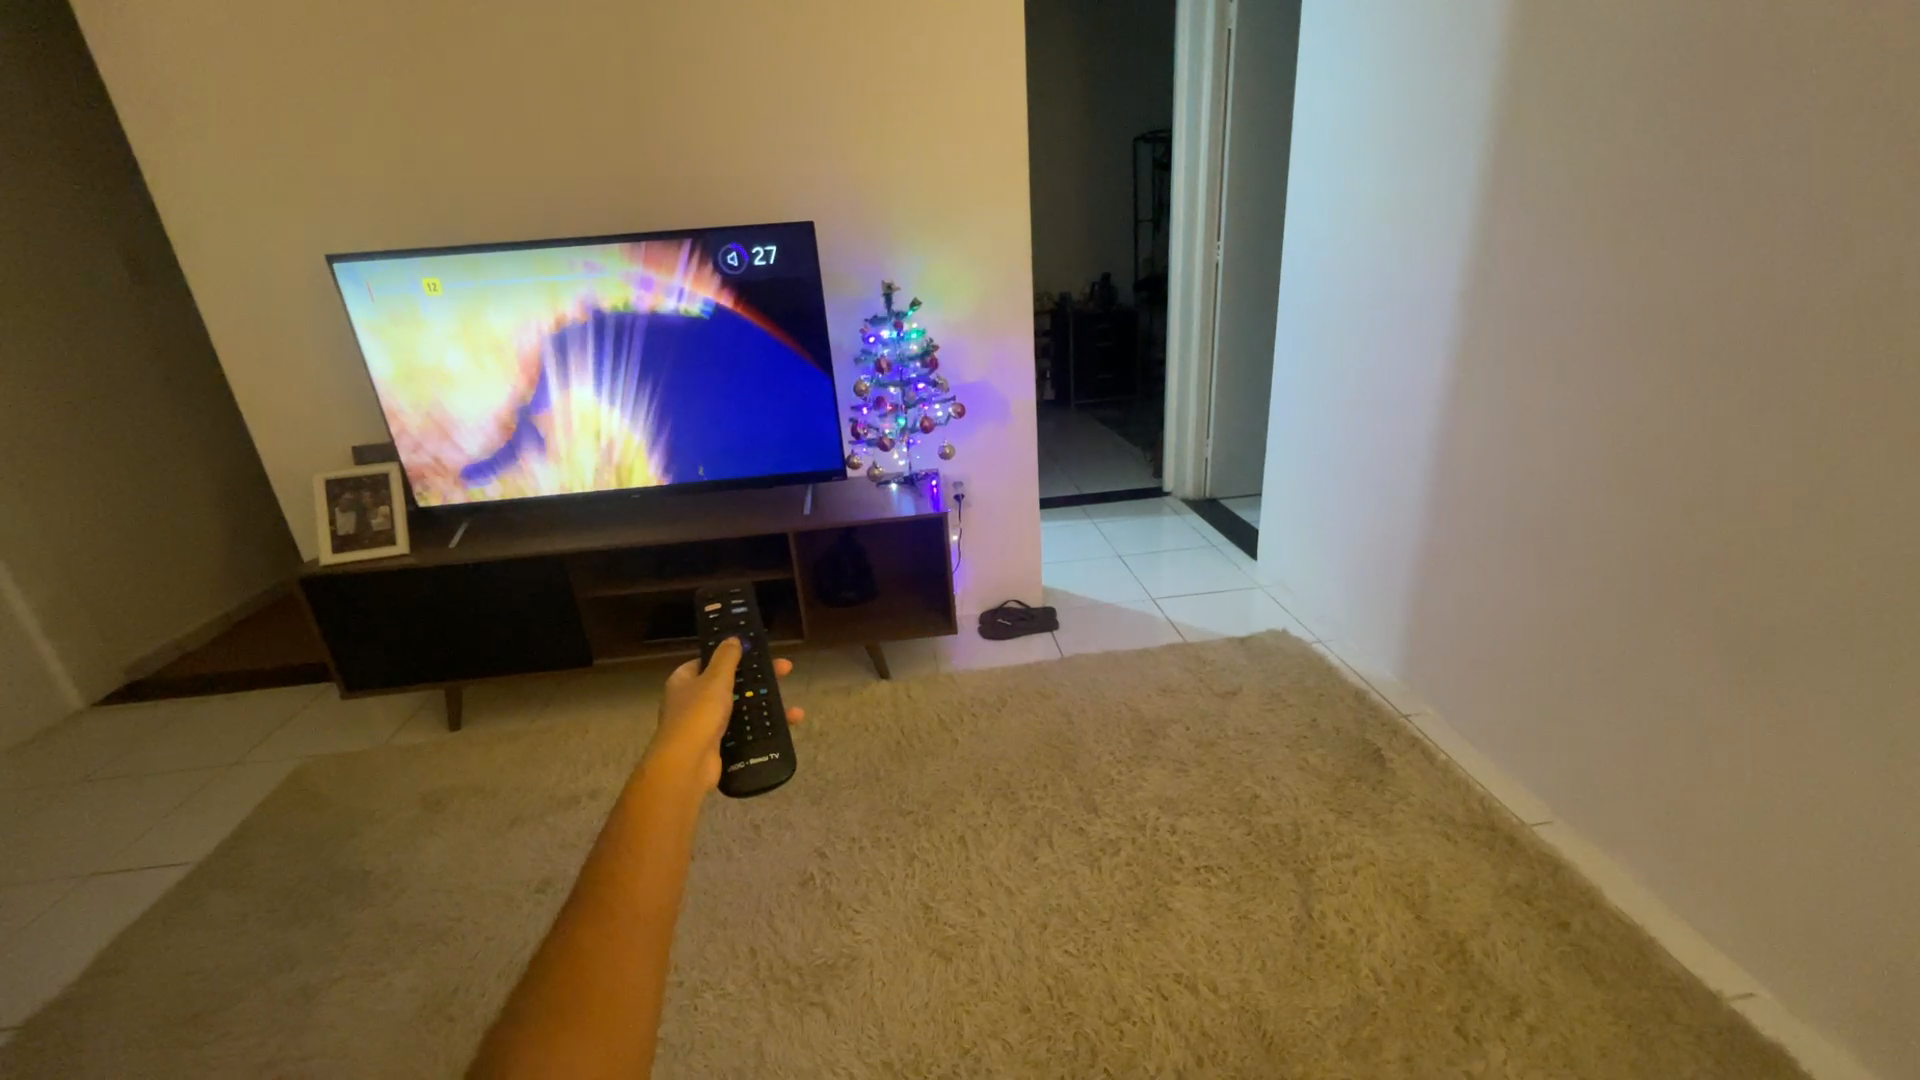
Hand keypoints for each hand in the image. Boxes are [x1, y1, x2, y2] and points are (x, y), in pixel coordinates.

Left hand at [642, 639, 803, 791]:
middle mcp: (691, 701)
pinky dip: (763, 728)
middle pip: (730, 684)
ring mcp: (704, 725)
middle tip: (785, 671)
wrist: (687, 765)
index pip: (706, 662)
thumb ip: (726, 657)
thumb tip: (733, 638)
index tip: (754, 652)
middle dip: (758, 680)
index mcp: (684, 681)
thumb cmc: (698, 714)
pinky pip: (744, 732)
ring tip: (793, 709)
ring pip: (740, 709)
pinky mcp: (717, 745)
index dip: (729, 656)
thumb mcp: (715, 679)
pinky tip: (785, 726)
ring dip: (766, 707)